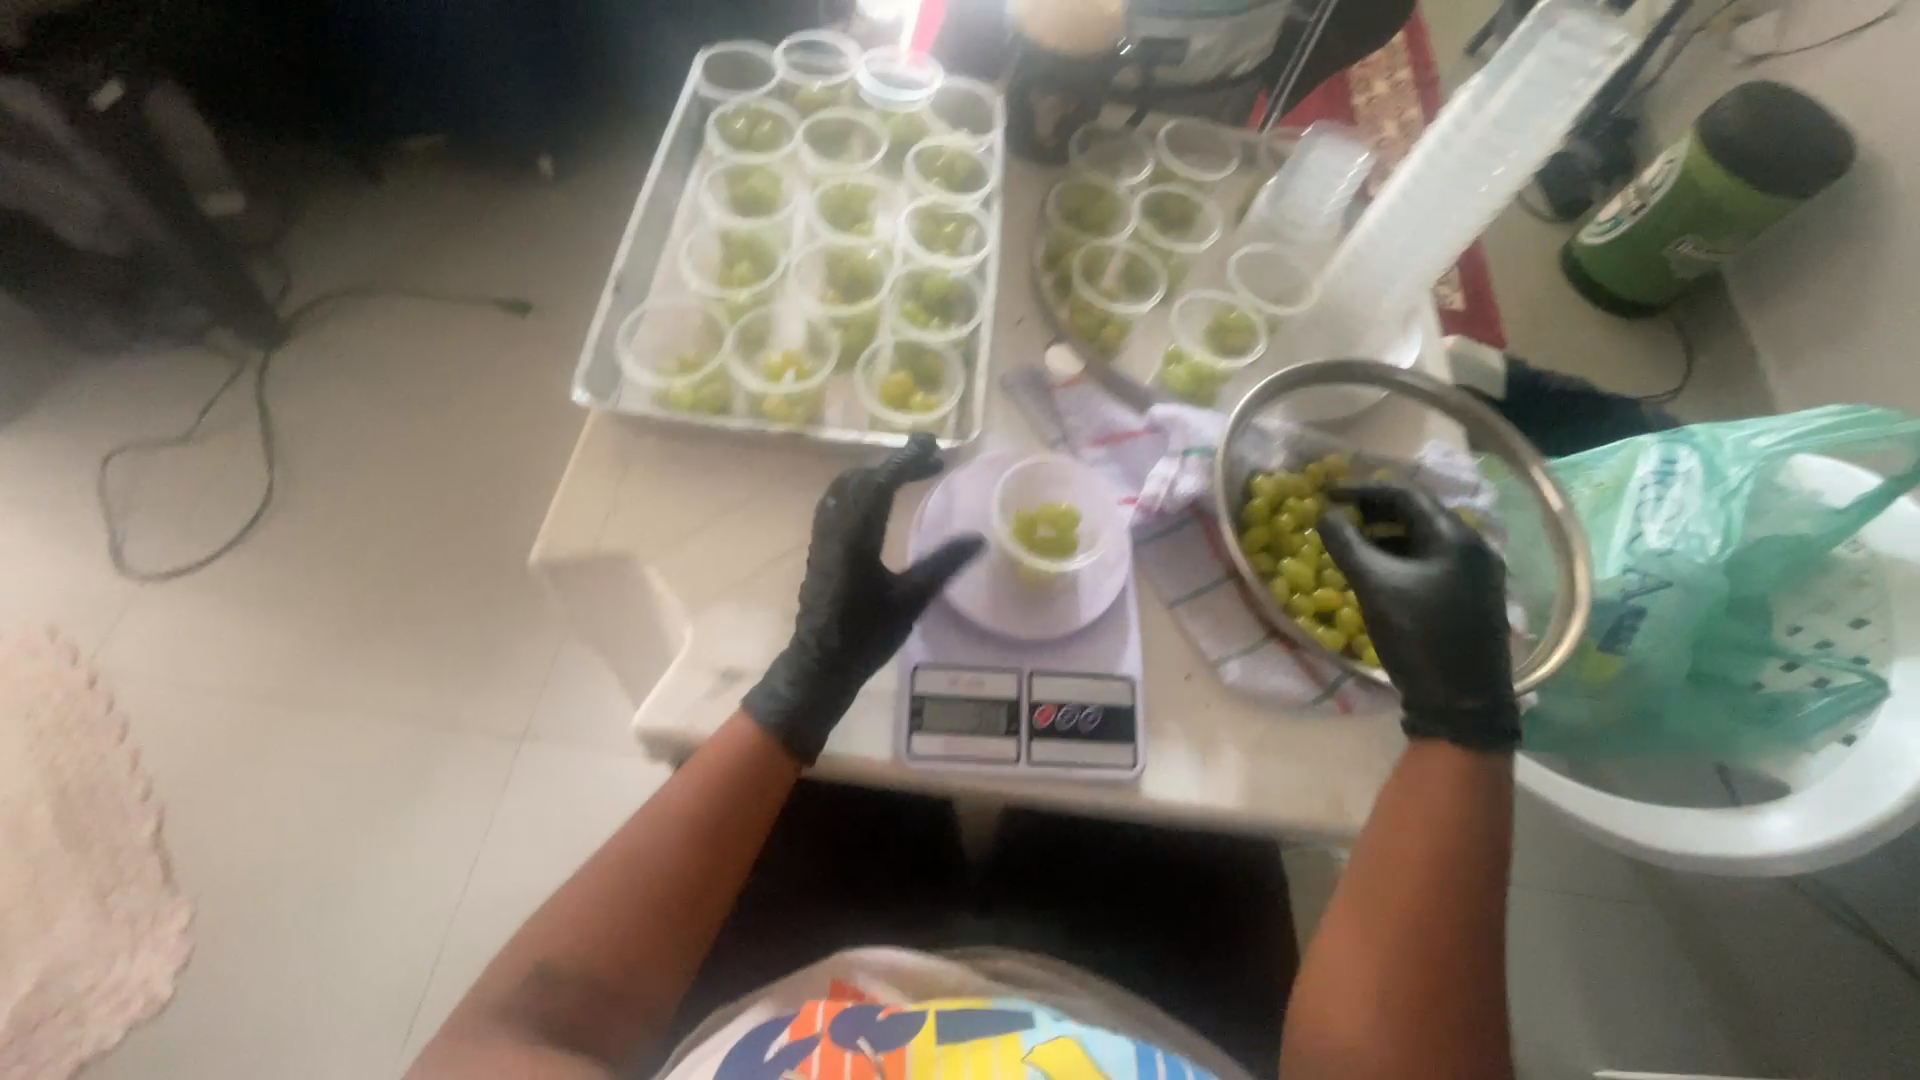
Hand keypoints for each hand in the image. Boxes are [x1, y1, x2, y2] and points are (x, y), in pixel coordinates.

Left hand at [743, 434, 984, 764]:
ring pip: (845, 488)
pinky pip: (837, 502)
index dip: (907, 461)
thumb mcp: (911, 601)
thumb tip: (978, 538)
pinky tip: (879, 499)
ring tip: (908, 473)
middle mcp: (834, 529)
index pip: (880, 483)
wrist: (820, 665)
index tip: (935, 450)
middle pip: (861, 478)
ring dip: (876, 473)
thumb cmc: (866, 636)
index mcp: (855, 538)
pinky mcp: (820, 547)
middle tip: (930, 460)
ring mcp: (822, 537)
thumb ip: (943, 564)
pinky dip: (861, 489)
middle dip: (895, 463)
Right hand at [1320, 485, 1519, 753]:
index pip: (1405, 495)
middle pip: (1418, 515)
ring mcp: (1476, 574)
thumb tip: (1324, 513)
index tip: (1326, 495)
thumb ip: (1347, 544)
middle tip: (1336, 517)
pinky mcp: (1471, 597)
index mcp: (1456, 538)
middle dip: (1373, 512)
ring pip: (1424, 540)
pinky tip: (1377, 573)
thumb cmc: (1418, 636)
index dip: (1361, 491)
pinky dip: (1400, 558)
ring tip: (1350, 544)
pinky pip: (1431, 562)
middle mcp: (1473, 548)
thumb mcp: (1375, 586)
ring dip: (1385, 536)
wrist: (1463, 701)